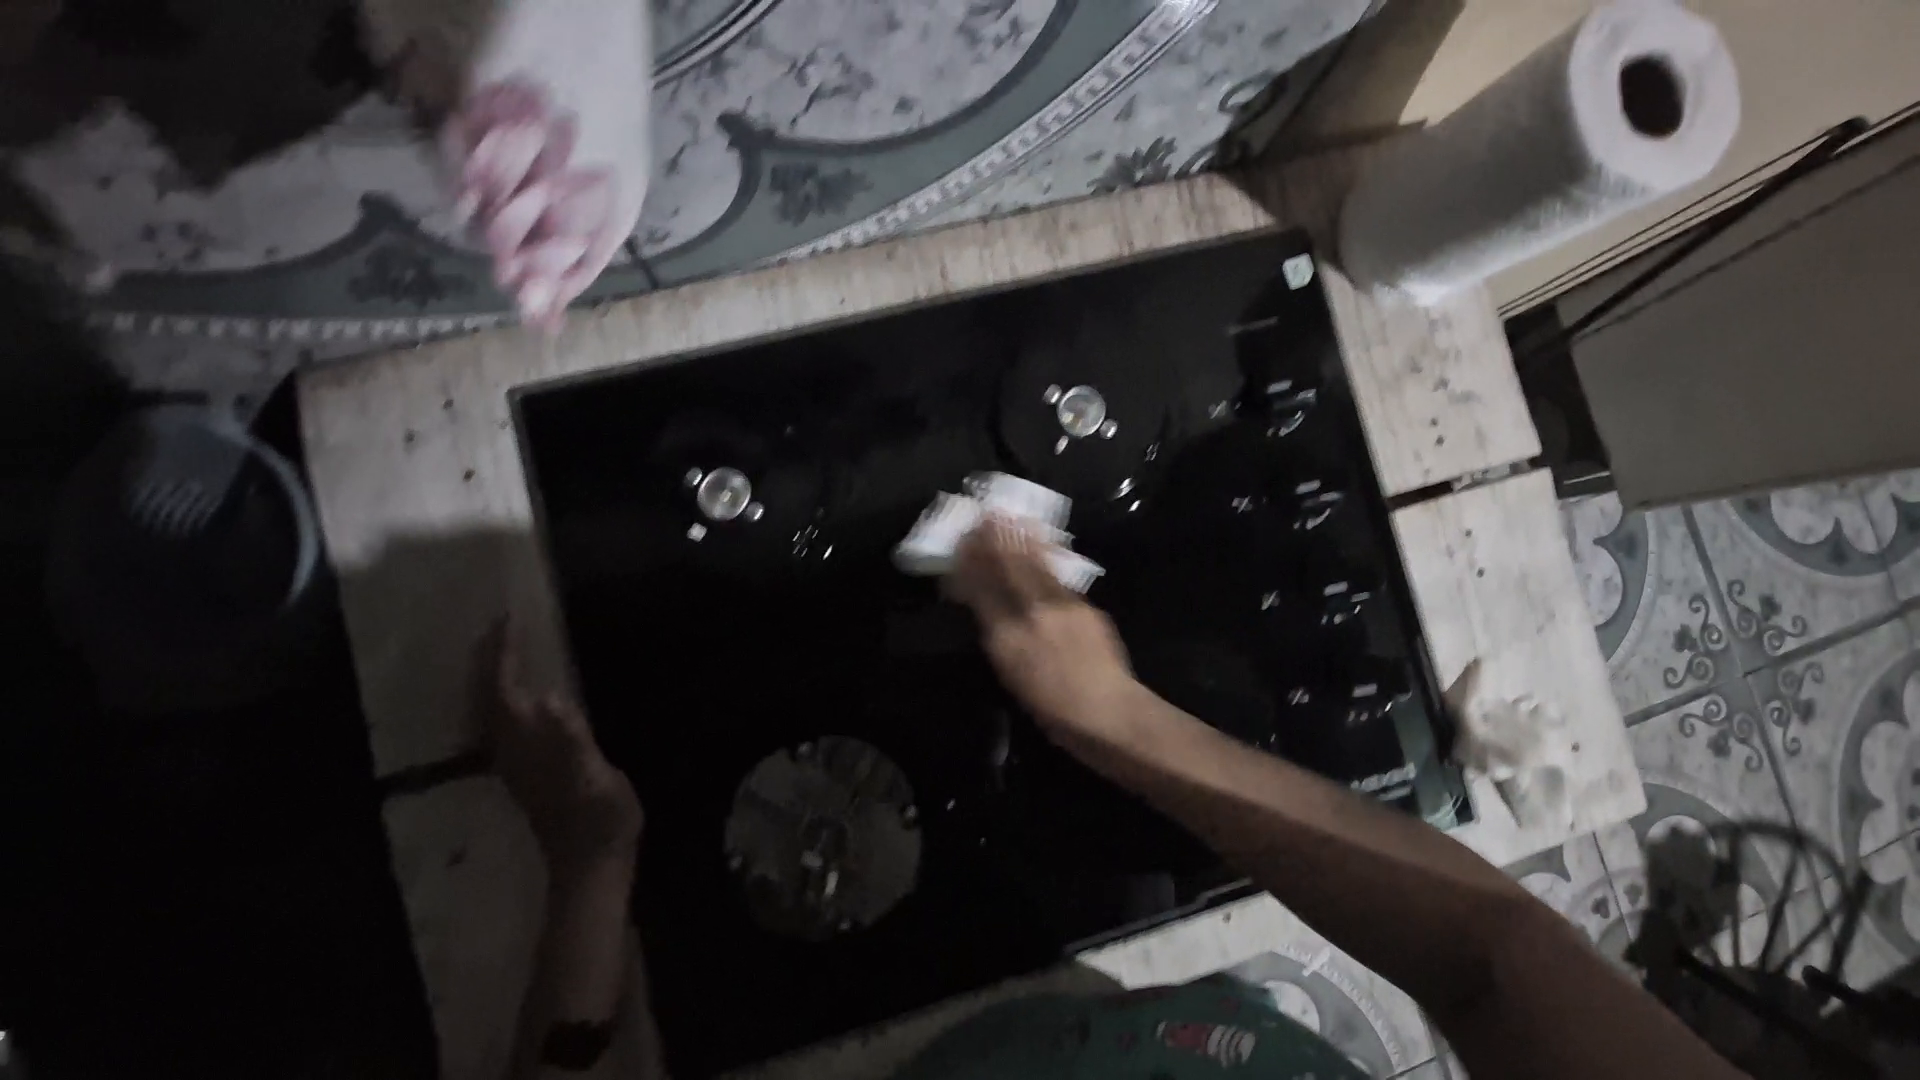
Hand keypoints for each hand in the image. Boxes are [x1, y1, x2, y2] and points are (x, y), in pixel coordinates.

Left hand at [479, 622, 642, 873]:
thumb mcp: (596, 777)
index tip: (509, 620)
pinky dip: (502, 698)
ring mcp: (515, 764)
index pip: (505, 691)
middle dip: (487, 661)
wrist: (591, 865)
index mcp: (528, 746)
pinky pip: (502, 723)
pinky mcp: (525, 772)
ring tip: (502, 651)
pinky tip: (519, 693)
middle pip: (486, 699)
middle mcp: (511, 752)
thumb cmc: (600, 818)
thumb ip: (573, 739)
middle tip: (498, 625)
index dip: (503, 655)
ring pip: (489, 711)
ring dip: (490, 678)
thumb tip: (553, 699)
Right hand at [944, 517, 1138, 742]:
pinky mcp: (1084, 607)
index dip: (970, 565)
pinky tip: (1040, 541)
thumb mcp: (1011, 675)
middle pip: (1007, 569)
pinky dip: (1044, 554)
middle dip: (993, 541)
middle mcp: (1031, 615)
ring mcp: (1061, 607)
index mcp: (1006, 638)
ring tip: (1009, 517)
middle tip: (984, 516)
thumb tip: (986, 607)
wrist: (1107, 713)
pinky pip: (1057, 574)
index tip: (962, 544)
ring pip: (1034, 565)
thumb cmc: (1052, 708)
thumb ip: (997, 637)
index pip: (981, 590)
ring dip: (1019, 538)